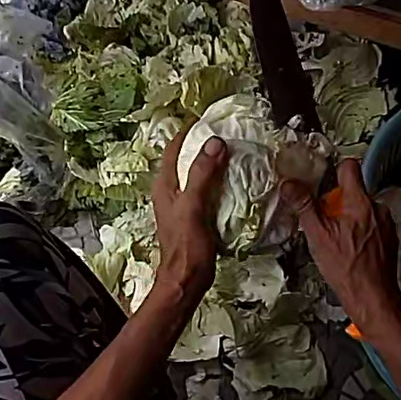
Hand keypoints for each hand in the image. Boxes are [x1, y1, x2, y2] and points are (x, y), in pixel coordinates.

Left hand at [152, 128, 227, 300]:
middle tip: (225, 133)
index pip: (173, 150)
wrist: (187, 280)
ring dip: (213, 166)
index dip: (187, 132)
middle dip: (203, 146)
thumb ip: (203, 174)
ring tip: (234, 154)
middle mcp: (171, 193)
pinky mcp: (196, 218)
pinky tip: (235, 184)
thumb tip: (214, 143)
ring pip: (198, 177)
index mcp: (165, 187)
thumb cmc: (187, 246)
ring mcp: (183, 207)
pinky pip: (209, 193)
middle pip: (186, 161)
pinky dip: (220, 184)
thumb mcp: (194, 205)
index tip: (206, 119)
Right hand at [283, 159, 400, 337]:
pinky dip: (360, 231)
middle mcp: (378, 208)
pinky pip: (372, 224)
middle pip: (354, 191)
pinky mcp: (390, 239)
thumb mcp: (318, 236)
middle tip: (325, 222)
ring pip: (363, 209)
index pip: (350, 167)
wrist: (373, 298)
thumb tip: (289, 184)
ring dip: (349, 218)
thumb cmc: (346, 268)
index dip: (334, 171)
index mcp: (361, 202)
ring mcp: (386, 224)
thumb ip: (305, 206)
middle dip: (338, 202)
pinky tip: (350, 249)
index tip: (324, 184)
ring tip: (337, 240)